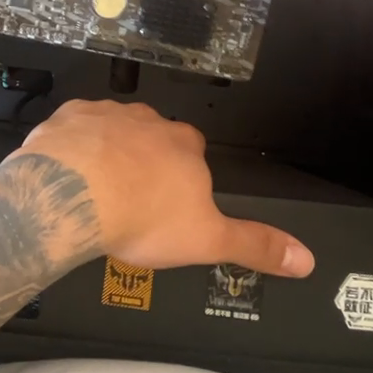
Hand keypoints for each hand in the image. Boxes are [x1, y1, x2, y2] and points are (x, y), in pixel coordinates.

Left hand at [14, 99, 314, 276]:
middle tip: (130, 196)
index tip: (169, 200)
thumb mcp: (208, 239)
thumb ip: (255, 244)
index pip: (193, 153)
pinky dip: (72, 145)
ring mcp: (106, 114)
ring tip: (96, 187)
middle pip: (151, 137)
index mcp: (185, 145)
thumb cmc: (141, 215)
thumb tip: (306, 258)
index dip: (181, 177)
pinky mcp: (68, 116)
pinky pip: (74, 126)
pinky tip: (66, 170)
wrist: (72, 194)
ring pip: (111, 129)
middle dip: (143, 160)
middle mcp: (148, 121)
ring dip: (107, 151)